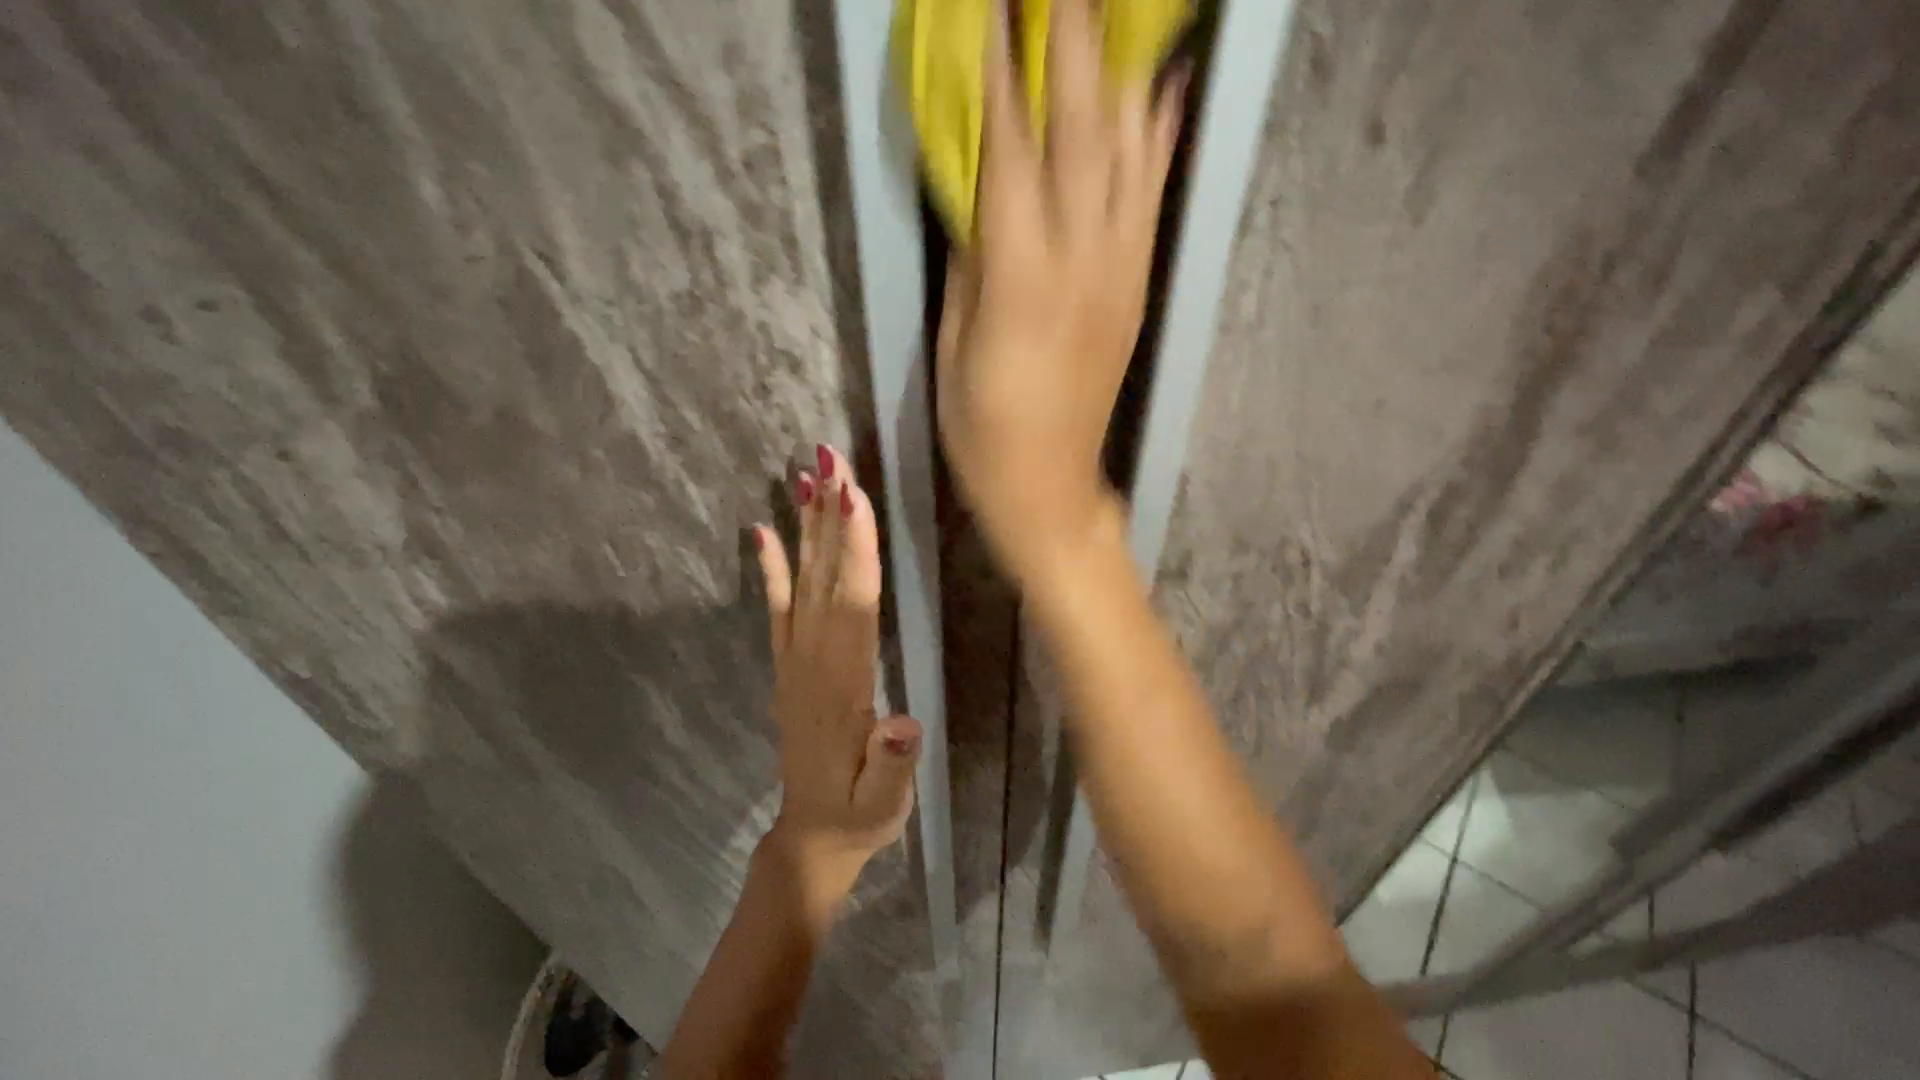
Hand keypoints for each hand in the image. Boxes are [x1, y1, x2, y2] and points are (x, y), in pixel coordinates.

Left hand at [752, 445, 921, 904]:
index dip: (854, 553)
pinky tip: (764, 529)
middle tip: (829, 458)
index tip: (854, 499)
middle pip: (822, 580)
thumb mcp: (884, 805)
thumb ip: (891, 766)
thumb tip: (901, 724)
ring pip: (801, 584)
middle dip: (828, 517)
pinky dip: (772, 566)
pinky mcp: (789, 666)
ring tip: (807, 474)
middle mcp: (812, 665)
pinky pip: (776, 609)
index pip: (852, 609)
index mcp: (841, 689)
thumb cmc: (860, 817)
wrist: (812, 838)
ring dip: (805, 527)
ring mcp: (795, 663)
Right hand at [936, 0, 1187, 581]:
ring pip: (1129, 156)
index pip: (1011, 157)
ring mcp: (1121, 273)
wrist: (1050, 488)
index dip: (1001, 78)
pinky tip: (1164, 85)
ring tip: (1116, 15)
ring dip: (1120, 73)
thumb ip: (969, 260)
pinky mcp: (1139, 286)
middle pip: (1081, 136)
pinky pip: (1154, 198)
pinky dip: (1160, 136)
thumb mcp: (952, 347)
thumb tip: (979, 186)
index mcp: (1021, 284)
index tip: (992, 15)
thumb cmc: (981, 430)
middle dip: (1070, 46)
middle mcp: (1082, 265)